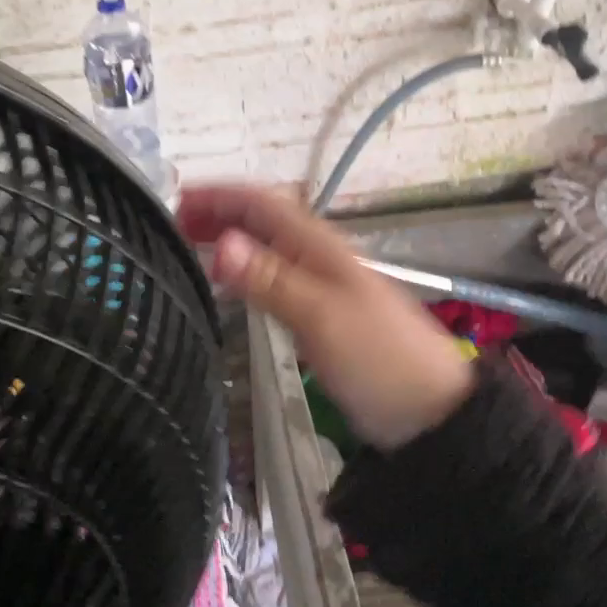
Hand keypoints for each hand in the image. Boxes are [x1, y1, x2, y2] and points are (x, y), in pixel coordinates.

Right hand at [179, 184, 476, 449]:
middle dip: (218, 212)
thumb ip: (269, 279)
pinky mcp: (319, 312)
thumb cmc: (378, 358)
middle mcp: (315, 253)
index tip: (177, 200)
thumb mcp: (320, 316)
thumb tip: (219, 244)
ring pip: (265, 244)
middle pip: (261, 218)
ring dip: (228, 237)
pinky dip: (243, 268)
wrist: (432, 412)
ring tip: (190, 247)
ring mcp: (319, 282)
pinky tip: (229, 284)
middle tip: (174, 225)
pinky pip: (271, 273)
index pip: (261, 201)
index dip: (218, 195)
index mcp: (317, 244)